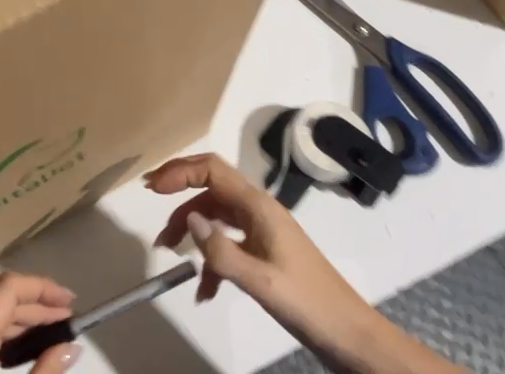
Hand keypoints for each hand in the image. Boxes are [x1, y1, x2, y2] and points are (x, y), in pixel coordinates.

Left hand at [0, 271, 80, 373]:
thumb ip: (46, 370)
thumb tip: (70, 346)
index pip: (8, 289)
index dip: (42, 287)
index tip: (70, 301)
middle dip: (36, 308)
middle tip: (68, 322)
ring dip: (19, 325)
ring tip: (51, 336)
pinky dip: (0, 340)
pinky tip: (22, 354)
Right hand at [145, 153, 364, 328]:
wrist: (351, 335)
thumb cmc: (308, 302)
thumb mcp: (260, 280)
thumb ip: (220, 250)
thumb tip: (188, 219)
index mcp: (258, 206)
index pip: (211, 169)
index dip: (179, 171)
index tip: (152, 187)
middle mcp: (258, 210)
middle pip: (210, 189)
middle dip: (179, 196)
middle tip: (152, 207)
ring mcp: (262, 231)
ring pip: (216, 217)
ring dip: (191, 230)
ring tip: (169, 253)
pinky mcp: (265, 253)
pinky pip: (228, 244)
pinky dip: (211, 261)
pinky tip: (204, 291)